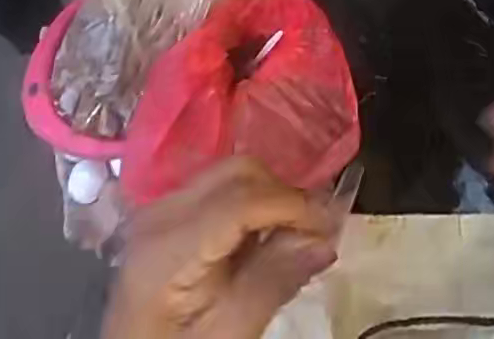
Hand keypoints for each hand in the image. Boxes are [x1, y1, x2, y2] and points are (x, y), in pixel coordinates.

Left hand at [102, 157, 338, 338]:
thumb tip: (326, 241)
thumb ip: (275, 282)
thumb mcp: (228, 333)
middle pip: (238, 172)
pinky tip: (263, 232)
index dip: (292, 204)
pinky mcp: (169, 208)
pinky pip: (219, 183)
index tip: (331, 224)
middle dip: (283, 193)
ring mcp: (162, 205)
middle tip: (315, 228)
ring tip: (293, 231)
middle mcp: (162, 211)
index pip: (241, 200)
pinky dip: (251, 198)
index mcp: (169, 246)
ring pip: (232, 171)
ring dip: (270, 193)